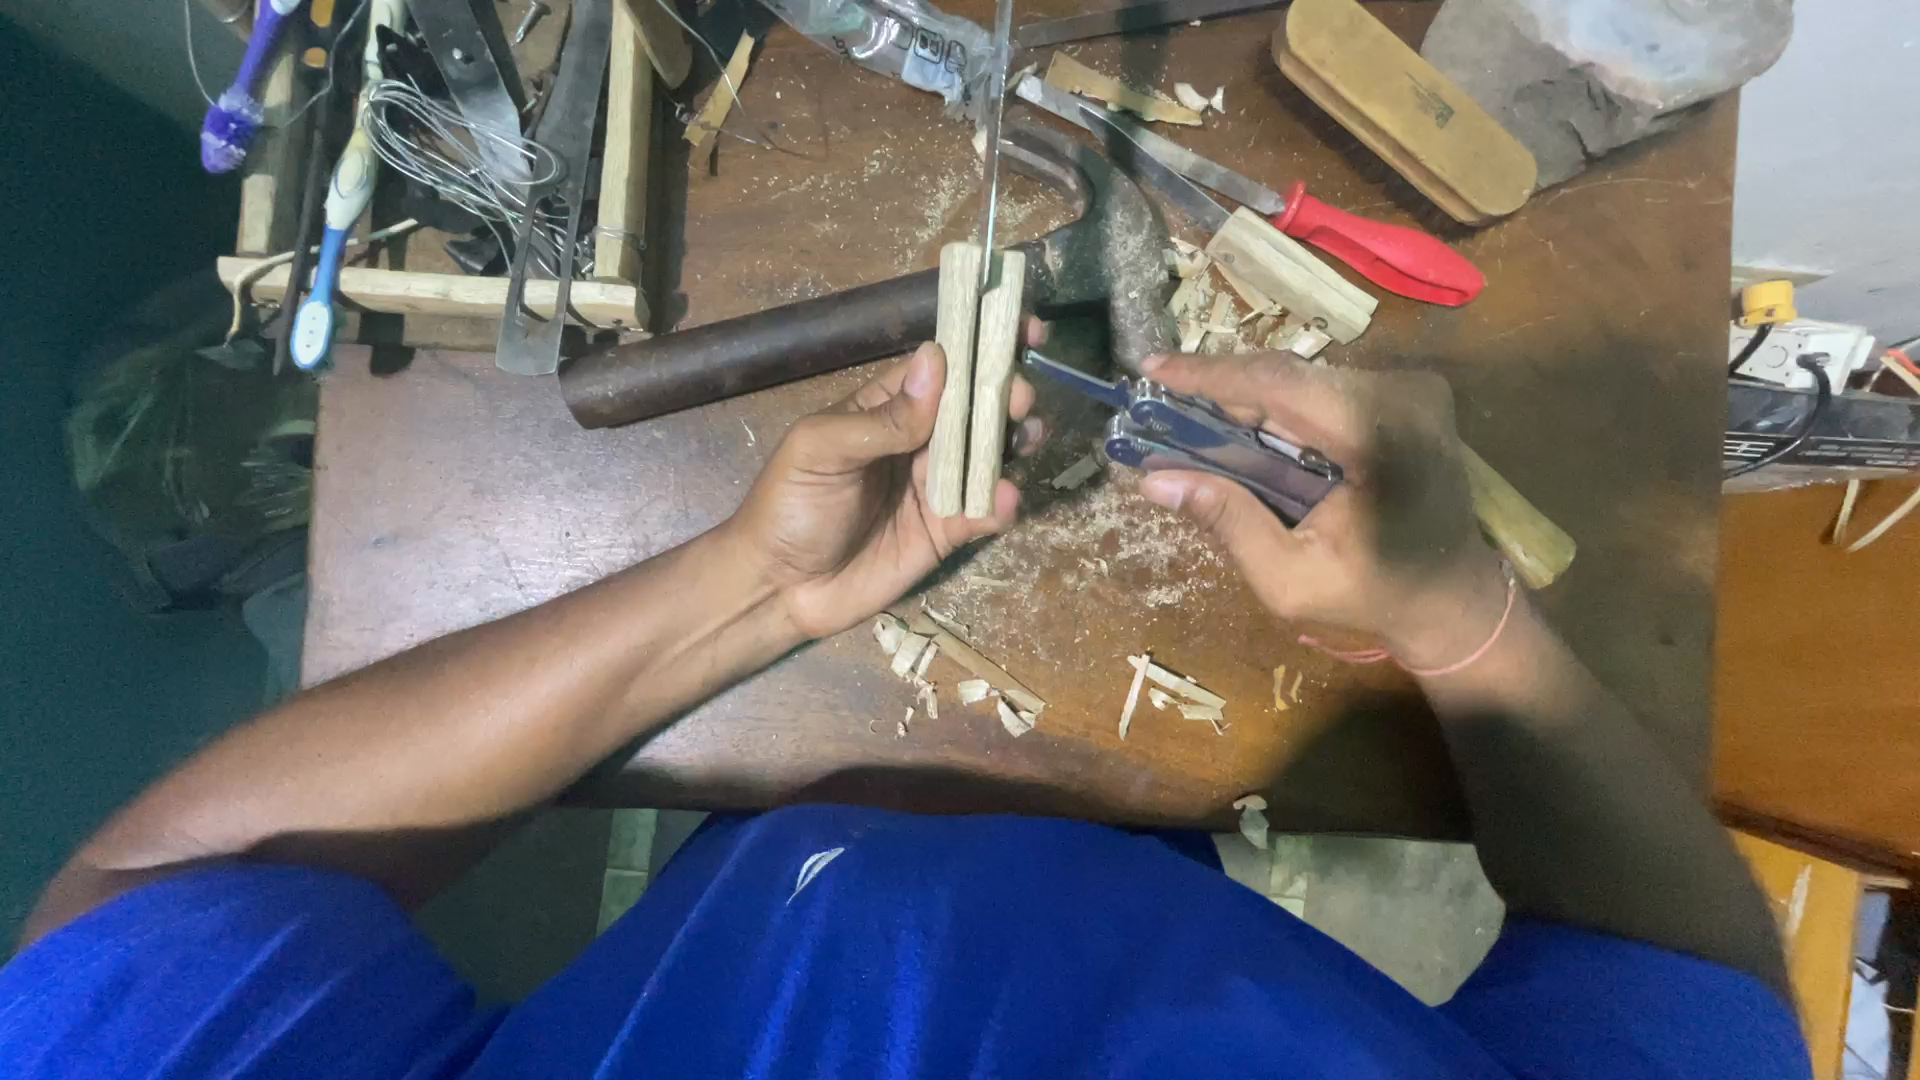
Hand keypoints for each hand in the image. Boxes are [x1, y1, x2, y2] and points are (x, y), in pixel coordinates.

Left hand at [727, 337, 1046, 640]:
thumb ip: (882, 417)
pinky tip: (1002, 500)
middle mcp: (918, 441)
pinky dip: (1000, 504)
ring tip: (1028, 436)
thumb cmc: (790, 505)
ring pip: (989, 456)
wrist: (781, 587)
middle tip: (1020, 398)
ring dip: (1014, 442)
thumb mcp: (821, 448)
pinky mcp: (947, 532)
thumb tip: (937, 360)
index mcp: (886, 408)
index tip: (1022, 327)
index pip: (940, 367)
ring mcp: (935, 487)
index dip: (979, 345)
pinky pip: (984, 512)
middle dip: (1004, 395)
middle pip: (975, 408)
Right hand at [1134, 352, 1506, 665]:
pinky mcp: (1403, 394)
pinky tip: (1239, 424)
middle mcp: (1401, 395)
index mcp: (1381, 437)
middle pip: (1286, 375)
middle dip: (1217, 387)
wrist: (1453, 595)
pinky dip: (1271, 405)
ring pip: (1299, 378)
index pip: (1279, 385)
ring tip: (1188, 415)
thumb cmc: (1373, 595)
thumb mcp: (1288, 578)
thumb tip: (1153, 480)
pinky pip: (1318, 388)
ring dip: (1242, 397)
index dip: (1209, 375)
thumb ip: (1227, 522)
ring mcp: (1408, 389)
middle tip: (1159, 400)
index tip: (1151, 369)